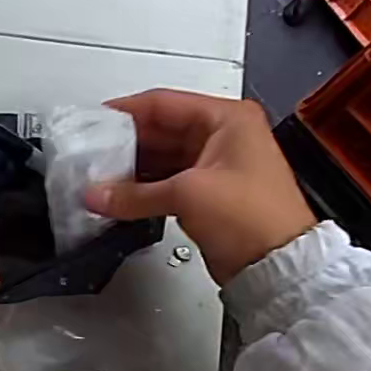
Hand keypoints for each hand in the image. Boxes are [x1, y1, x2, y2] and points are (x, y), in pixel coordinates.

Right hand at [83, 90, 314, 282]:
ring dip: (132, 171)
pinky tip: (120, 197)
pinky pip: (167, 184)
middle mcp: (223, 138)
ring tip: (100, 178)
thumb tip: (97, 195)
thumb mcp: (188, 194)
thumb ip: (134, 194)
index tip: (96, 121)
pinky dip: (144, 191)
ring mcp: (215, 168)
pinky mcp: (208, 196)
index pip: (164, 104)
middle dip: (126, 145)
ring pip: (162, 160)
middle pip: (161, 132)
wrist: (277, 266)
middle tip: (92, 154)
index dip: (126, 111)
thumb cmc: (254, 217)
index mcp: (227, 120)